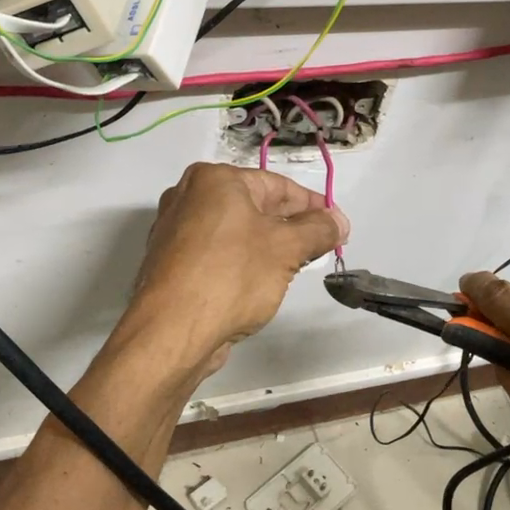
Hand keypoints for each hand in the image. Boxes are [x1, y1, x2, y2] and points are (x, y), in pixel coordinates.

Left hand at [131, 164, 348, 373]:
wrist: (172, 330)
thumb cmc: (232, 276)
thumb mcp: (287, 248)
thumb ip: (319, 230)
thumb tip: (339, 221)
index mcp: (213, 179)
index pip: (277, 185)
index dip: (313, 206)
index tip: (337, 226)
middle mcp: (188, 197)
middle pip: (254, 207)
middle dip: (290, 227)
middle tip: (320, 249)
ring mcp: (174, 232)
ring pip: (235, 233)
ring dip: (266, 248)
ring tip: (292, 270)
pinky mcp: (170, 265)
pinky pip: (217, 255)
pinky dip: (240, 264)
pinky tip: (257, 286)